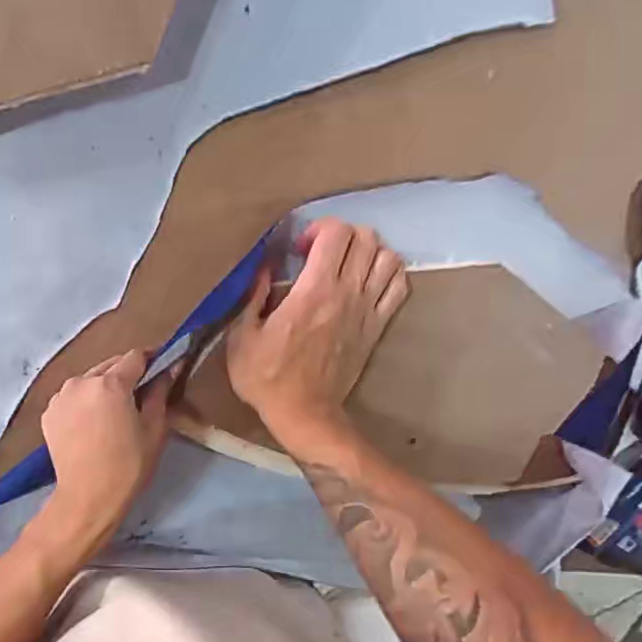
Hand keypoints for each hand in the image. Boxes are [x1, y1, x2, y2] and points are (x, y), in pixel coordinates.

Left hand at [39, 348, 172, 540]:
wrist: (87, 497)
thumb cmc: (127, 466)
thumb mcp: (154, 429)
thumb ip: (160, 393)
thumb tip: (168, 369)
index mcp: (110, 383)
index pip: (135, 357)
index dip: (150, 361)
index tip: (160, 370)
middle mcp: (80, 382)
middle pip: (109, 366)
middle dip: (125, 375)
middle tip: (138, 396)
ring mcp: (60, 398)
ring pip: (88, 381)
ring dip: (101, 388)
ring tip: (112, 412)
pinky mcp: (48, 414)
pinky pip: (71, 398)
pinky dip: (83, 403)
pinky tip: (90, 424)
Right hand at [226, 219, 408, 440]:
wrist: (303, 412)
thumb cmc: (266, 378)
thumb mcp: (242, 338)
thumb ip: (254, 298)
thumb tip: (265, 270)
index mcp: (312, 291)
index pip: (334, 234)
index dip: (317, 229)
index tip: (298, 249)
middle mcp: (347, 292)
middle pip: (364, 237)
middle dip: (341, 235)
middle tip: (319, 254)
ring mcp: (367, 309)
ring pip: (387, 256)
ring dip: (367, 251)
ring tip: (346, 265)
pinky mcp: (377, 326)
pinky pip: (399, 285)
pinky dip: (388, 273)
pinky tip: (368, 281)